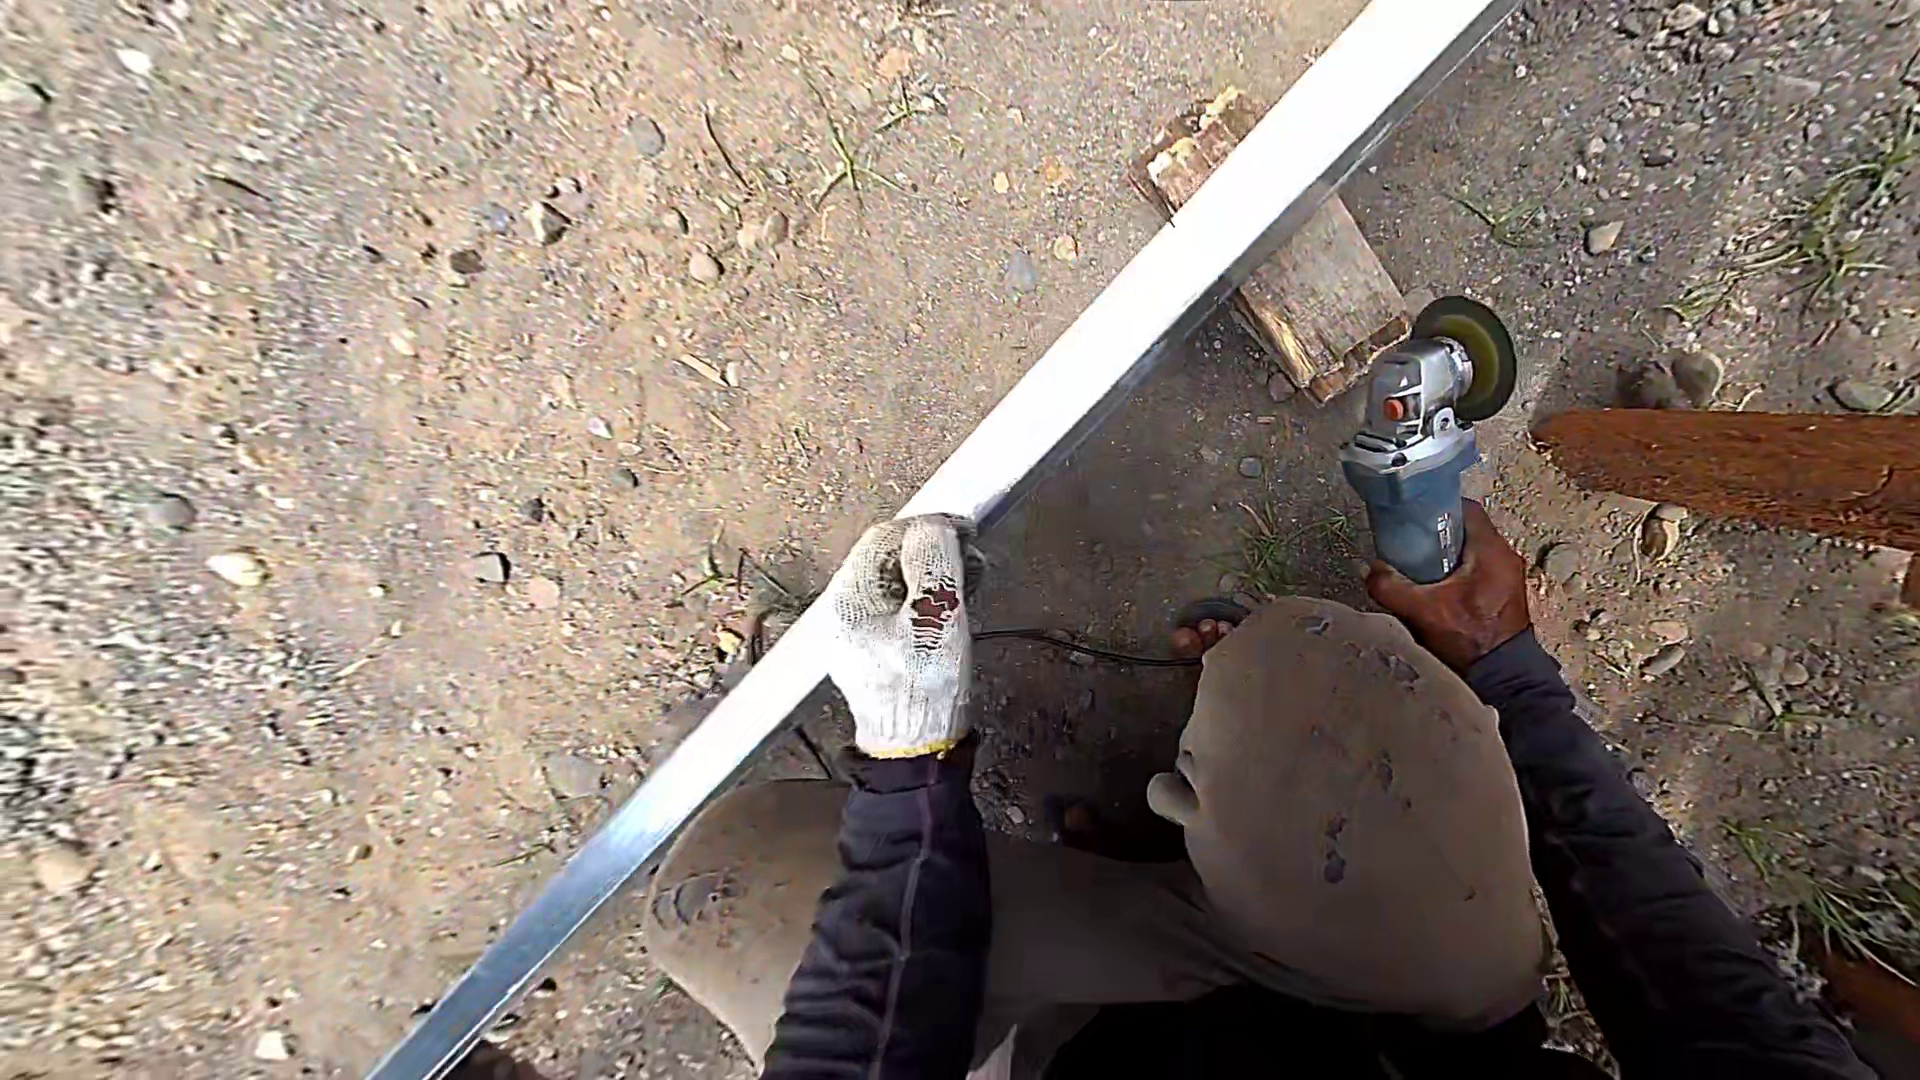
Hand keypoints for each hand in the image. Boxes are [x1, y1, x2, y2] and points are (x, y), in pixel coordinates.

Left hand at [820, 514, 975, 758]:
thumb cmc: (924, 689)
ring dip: (935, 571)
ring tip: (970, 579)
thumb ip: (934, 564)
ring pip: (897, 578)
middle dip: (933, 549)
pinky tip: (953, 601)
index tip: (964, 530)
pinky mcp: (875, 642)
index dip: (928, 526)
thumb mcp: (936, 618)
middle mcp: (846, 608)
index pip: (885, 537)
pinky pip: (900, 602)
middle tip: (971, 557)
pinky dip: (928, 593)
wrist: (915, 749)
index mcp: (850, 598)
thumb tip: (934, 526)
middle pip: (889, 556)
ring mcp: (858, 627)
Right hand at [1365, 499, 1529, 671]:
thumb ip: (1388, 586)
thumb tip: (1371, 569)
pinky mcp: (1500, 590)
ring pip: (1467, 547)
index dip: (1436, 505)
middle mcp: (1504, 557)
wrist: (1501, 675)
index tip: (1409, 513)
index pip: (1465, 509)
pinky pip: (1471, 565)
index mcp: (1491, 552)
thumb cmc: (1466, 636)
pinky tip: (1427, 581)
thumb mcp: (1418, 610)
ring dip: (1441, 550)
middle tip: (1403, 538)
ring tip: (1411, 560)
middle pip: (1464, 528)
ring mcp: (1505, 575)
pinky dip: (1449, 566)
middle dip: (1433, 530)